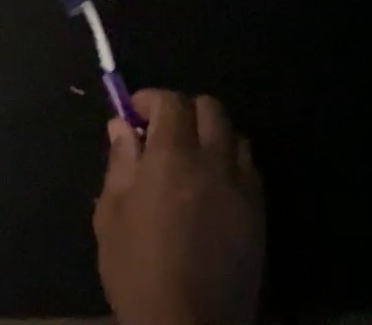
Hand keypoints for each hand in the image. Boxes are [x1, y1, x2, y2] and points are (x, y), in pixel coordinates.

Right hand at [94, 90, 265, 324]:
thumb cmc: (138, 271)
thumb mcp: (111, 215)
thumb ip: (120, 163)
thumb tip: (122, 126)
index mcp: (173, 159)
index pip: (172, 102)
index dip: (150, 99)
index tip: (133, 114)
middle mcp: (214, 164)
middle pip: (210, 109)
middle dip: (183, 110)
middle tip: (161, 132)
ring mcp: (243, 190)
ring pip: (235, 136)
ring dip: (211, 136)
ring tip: (189, 159)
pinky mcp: (260, 216)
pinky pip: (249, 170)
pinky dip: (230, 163)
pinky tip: (210, 187)